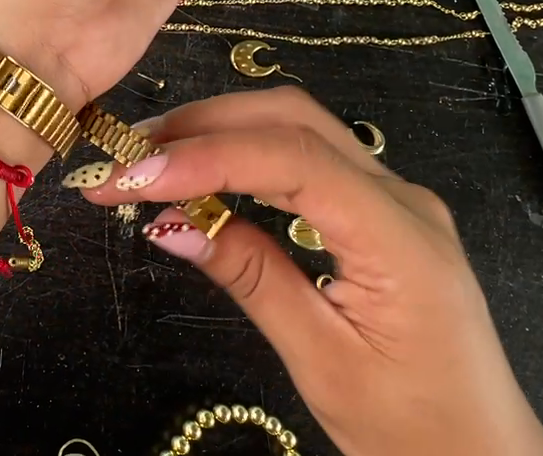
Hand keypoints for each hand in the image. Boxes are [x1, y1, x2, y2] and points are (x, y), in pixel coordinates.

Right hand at [74, 88, 542, 455]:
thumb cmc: (413, 430)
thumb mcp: (323, 364)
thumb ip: (250, 278)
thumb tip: (168, 222)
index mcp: (399, 235)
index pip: (291, 158)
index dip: (206, 156)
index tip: (133, 175)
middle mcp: (399, 194)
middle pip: (290, 118)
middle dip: (202, 124)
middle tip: (130, 154)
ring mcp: (391, 194)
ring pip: (294, 125)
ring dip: (217, 130)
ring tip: (151, 158)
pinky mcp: (375, 206)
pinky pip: (302, 154)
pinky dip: (242, 153)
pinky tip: (203, 174)